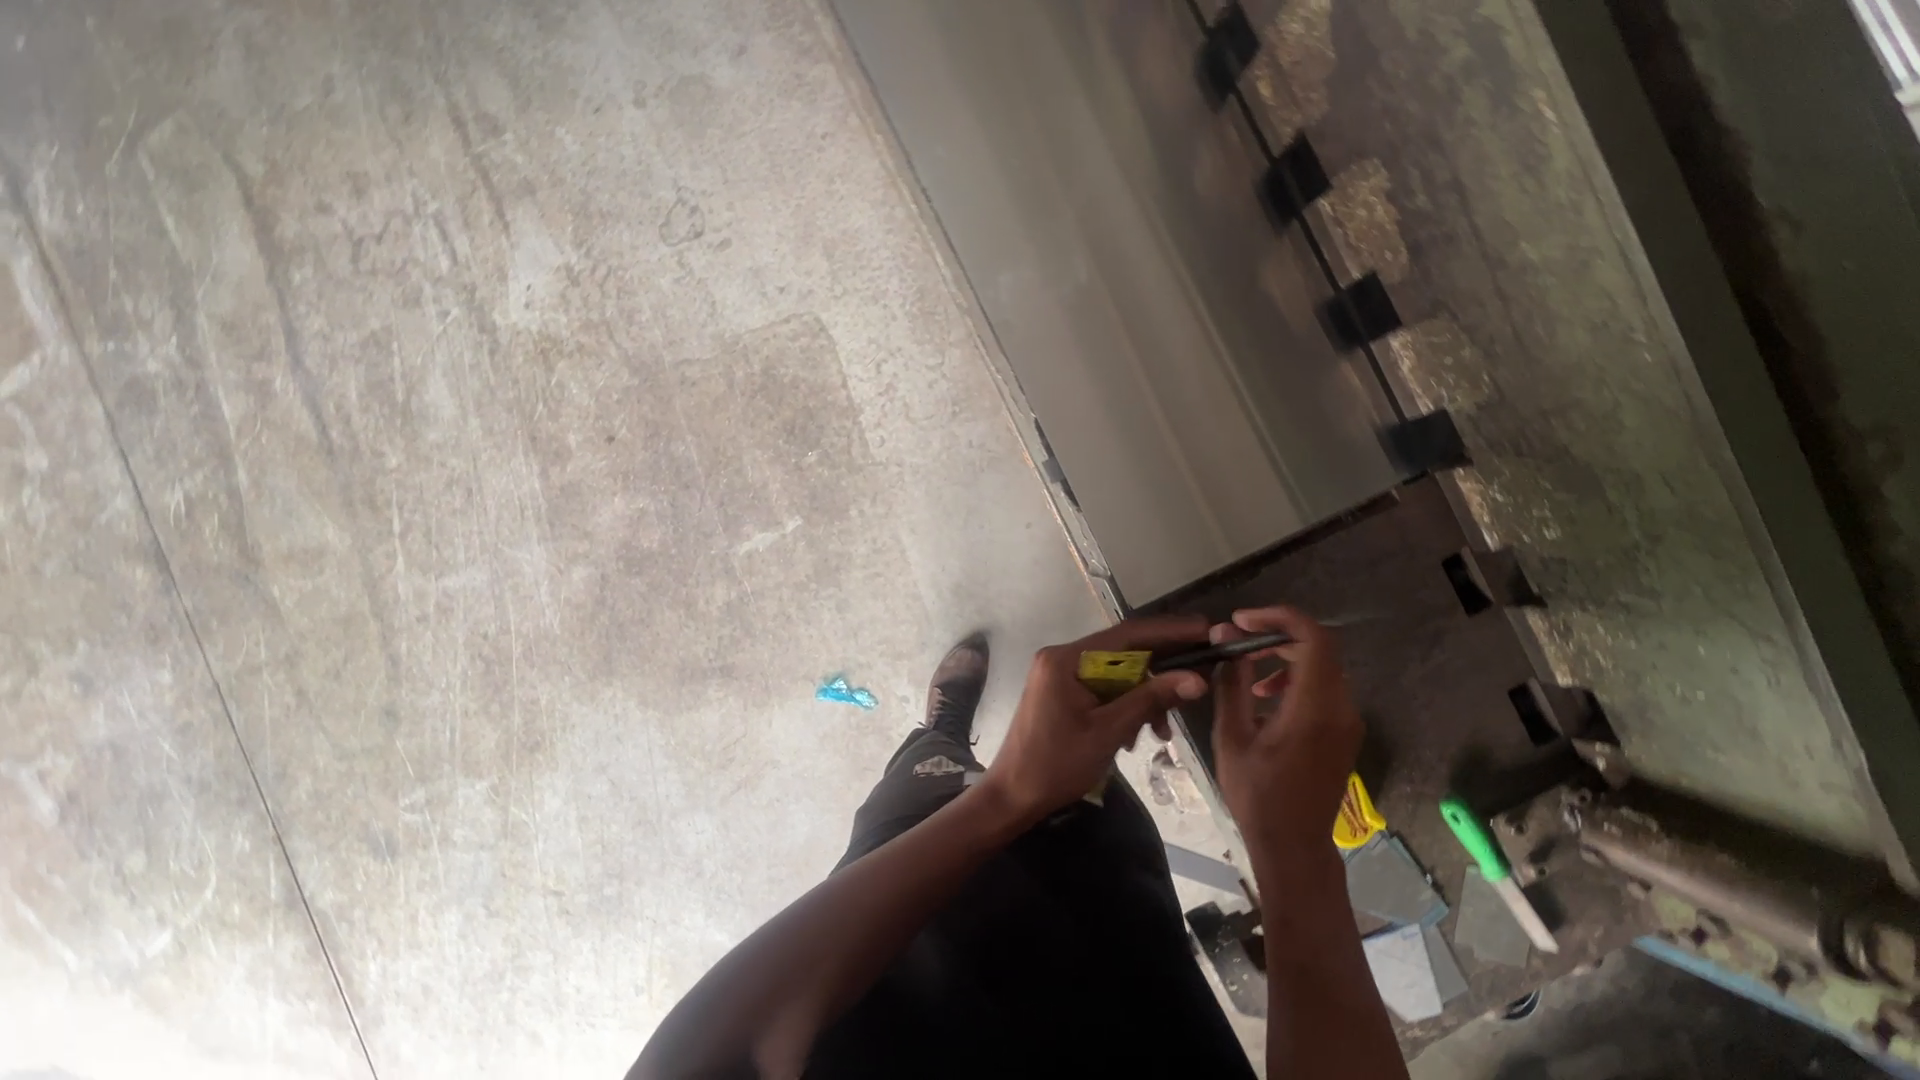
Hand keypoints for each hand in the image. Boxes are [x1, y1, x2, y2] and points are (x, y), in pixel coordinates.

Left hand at [981, 616, 1210, 823]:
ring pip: (1117, 675)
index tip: (1206, 630)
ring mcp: (1060, 675)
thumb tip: (1196, 678)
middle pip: (1123, 653)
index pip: (1127, 634)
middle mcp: (1062, 658)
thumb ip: (1150, 700)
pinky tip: (1137, 736)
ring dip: (1144, 697)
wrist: (1013, 796)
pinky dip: (1125, 707)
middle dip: (1161, 670)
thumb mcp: (1108, 732)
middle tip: (1201, 675)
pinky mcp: (1063, 694)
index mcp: (1066, 659)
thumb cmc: (1056, 765)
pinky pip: (1104, 690)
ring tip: (1163, 730)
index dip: (1170, 632)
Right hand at [1210, 607, 1363, 867]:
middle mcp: (1341, 708)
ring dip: (1284, 657)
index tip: (1241, 621)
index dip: (1278, 618)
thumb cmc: (1257, 795)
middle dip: (1275, 636)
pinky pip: (1325, 688)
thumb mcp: (1232, 737)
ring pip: (1322, 666)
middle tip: (1236, 641)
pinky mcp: (1345, 732)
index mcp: (1315, 708)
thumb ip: (1232, 684)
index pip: (1313, 638)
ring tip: (1247, 672)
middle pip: (1318, 647)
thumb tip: (1226, 642)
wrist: (1293, 845)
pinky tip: (1266, 699)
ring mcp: (1348, 721)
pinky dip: (1296, 678)